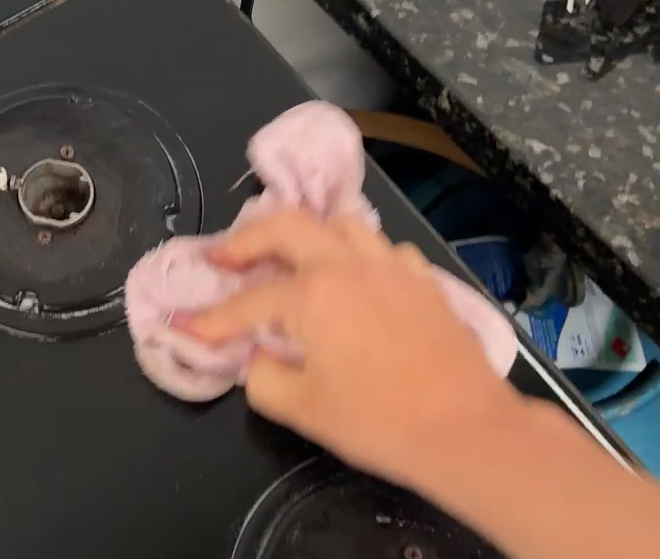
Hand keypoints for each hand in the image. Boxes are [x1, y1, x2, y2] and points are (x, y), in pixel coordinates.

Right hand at [177, 211, 524, 488]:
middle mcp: (343, 265)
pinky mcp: (421, 280)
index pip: (246, 302)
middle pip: (283, 225)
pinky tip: (357, 279)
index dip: (211, 318)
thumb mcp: (304, 410)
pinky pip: (382, 250)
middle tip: (225, 258)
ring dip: (306, 236)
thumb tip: (257, 356)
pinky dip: (359, 256)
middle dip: (244, 239)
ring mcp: (387, 266)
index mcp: (309, 295)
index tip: (186, 324)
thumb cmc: (382, 423)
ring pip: (336, 224)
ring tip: (294, 258)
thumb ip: (262, 377)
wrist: (472, 434)